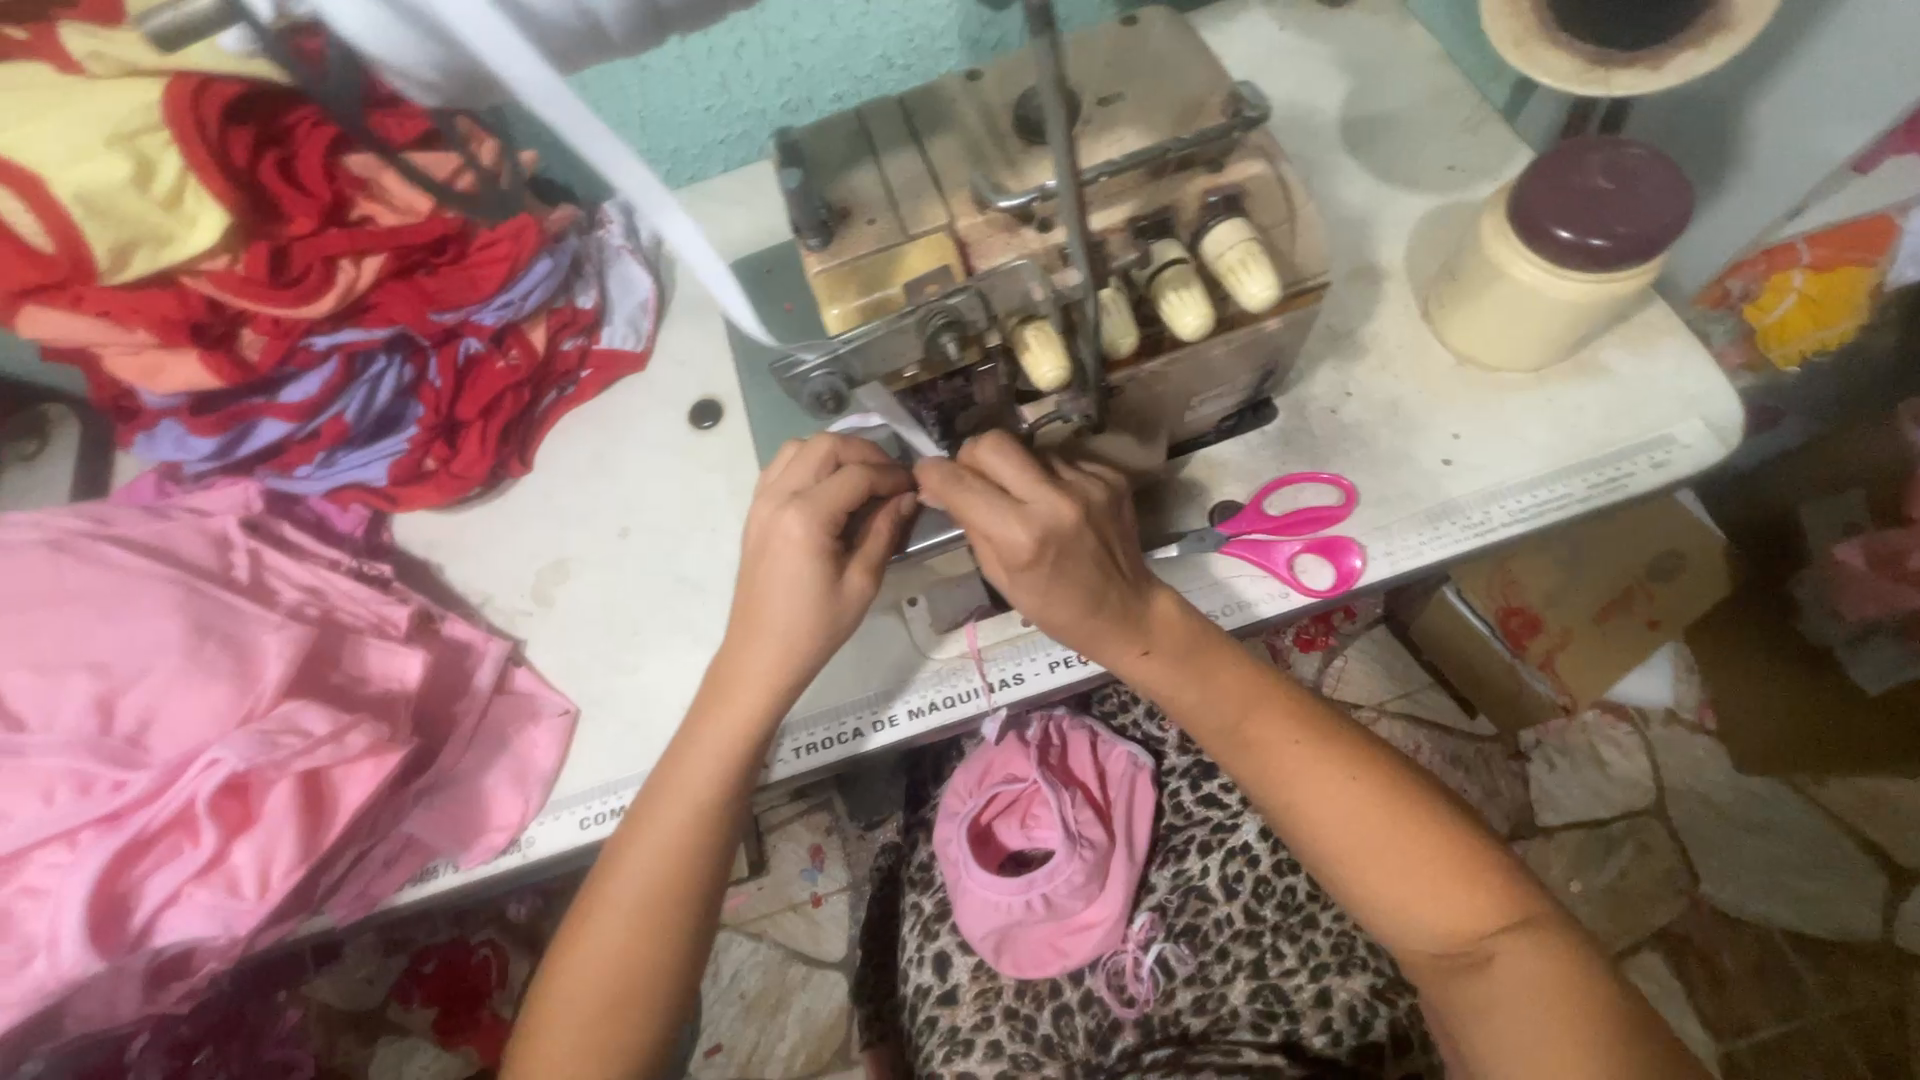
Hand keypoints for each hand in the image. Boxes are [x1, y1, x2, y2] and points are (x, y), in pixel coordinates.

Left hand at [724, 434, 916, 695]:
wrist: (761, 654)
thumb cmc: (815, 628)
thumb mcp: (862, 583)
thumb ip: (885, 531)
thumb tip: (907, 496)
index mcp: (806, 517)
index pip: (858, 473)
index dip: (892, 475)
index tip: (915, 487)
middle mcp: (778, 497)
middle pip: (826, 445)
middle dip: (865, 453)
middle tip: (891, 479)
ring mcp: (761, 501)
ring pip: (800, 446)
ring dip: (835, 453)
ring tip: (862, 479)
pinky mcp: (755, 510)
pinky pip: (782, 466)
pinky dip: (810, 464)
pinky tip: (831, 489)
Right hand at [913, 430, 1176, 665]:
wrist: (1124, 610)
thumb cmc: (1054, 607)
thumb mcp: (999, 576)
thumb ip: (970, 524)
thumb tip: (938, 487)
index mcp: (1021, 535)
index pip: (959, 482)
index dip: (932, 473)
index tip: (926, 475)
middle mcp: (1055, 500)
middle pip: (993, 442)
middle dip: (972, 456)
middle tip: (974, 478)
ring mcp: (1087, 483)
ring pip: (1028, 448)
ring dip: (1016, 468)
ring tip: (1025, 499)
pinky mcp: (1109, 475)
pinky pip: (1061, 459)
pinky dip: (1049, 477)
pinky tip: (1058, 504)